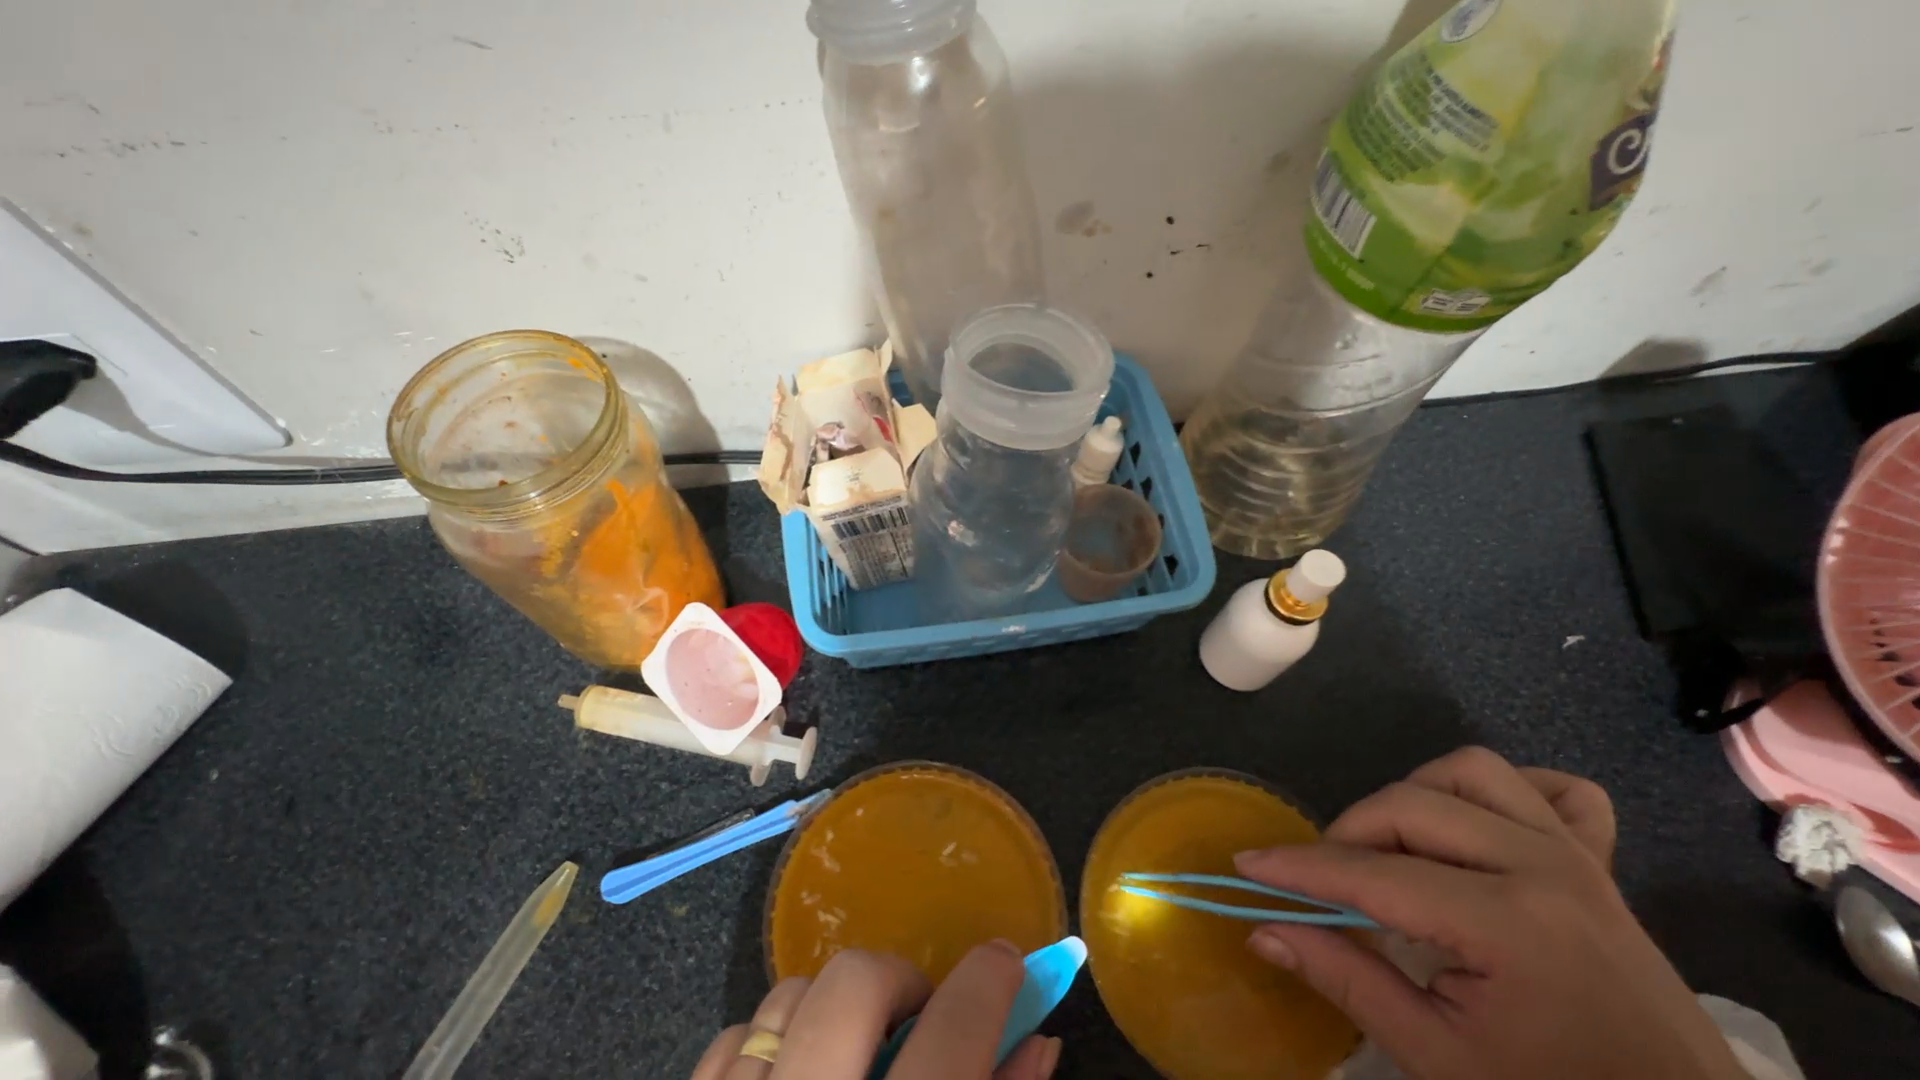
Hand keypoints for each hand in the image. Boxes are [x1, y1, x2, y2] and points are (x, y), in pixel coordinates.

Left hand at [691, 942, 1061, 1079]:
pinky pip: (731, 1034)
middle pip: (857, 983)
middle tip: (916, 1018)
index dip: (991, 984)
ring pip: (789, 996)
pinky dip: (771, 1042)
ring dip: (832, 1009)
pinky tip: (789, 1077)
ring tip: (850, 1054)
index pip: (954, 1038)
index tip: (1005, 963)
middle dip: (900, 983)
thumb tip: (1037, 1039)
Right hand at [1236, 747, 1746, 1079]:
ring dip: (1415, 797)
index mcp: (1507, 923)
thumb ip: (1346, 981)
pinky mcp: (1599, 857)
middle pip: (1411, 805)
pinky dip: (1502, 792)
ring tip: (1393, 850)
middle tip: (1324, 883)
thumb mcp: (1438, 1057)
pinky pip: (1551, 788)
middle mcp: (1542, 865)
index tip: (1246, 865)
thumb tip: (1264, 931)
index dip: (1300, 868)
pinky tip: (1477, 829)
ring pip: (1470, 772)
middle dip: (1348, 834)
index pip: (1373, 874)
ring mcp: (1578, 853)